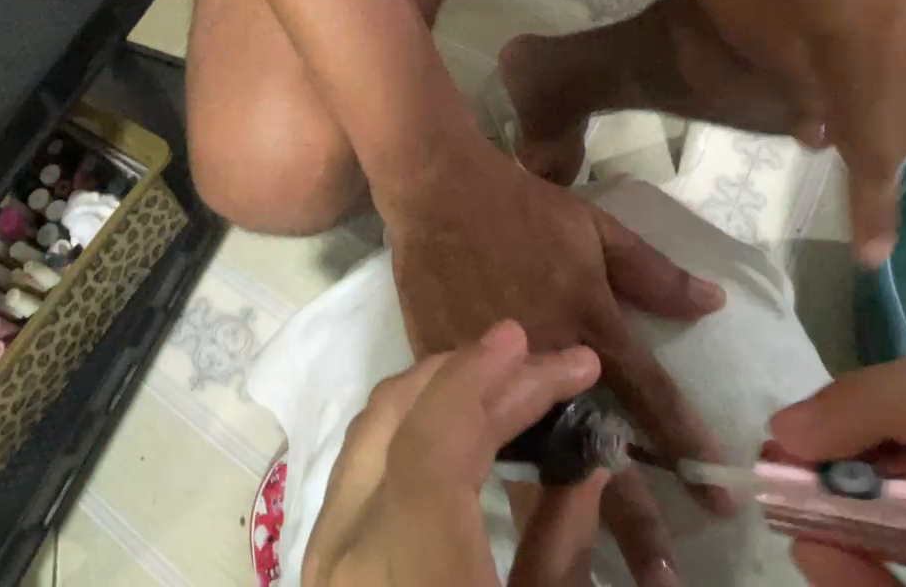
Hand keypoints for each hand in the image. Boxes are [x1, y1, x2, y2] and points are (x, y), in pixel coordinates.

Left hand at [305, 322, 608, 586]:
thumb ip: (562, 552)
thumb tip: (585, 467)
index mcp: (405, 571)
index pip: (434, 437)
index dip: (484, 375)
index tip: (536, 342)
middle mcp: (345, 551)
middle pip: (398, 417)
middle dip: (474, 373)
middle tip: (545, 363)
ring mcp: (321, 558)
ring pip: (373, 435)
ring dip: (442, 396)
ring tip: (509, 384)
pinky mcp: (320, 567)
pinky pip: (363, 471)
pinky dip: (415, 435)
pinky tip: (464, 435)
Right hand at [377, 140, 728, 585]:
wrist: (441, 193)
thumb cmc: (523, 206)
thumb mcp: (596, 226)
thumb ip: (653, 272)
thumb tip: (714, 303)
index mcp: (590, 318)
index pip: (649, 397)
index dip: (686, 448)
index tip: (720, 501)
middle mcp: (547, 355)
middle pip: (593, 449)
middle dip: (630, 517)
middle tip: (663, 578)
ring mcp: (491, 369)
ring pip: (531, 455)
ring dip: (560, 511)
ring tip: (586, 568)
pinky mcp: (445, 368)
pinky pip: (473, 428)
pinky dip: (497, 465)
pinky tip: (509, 504)